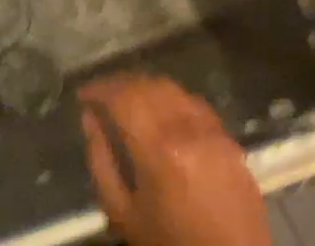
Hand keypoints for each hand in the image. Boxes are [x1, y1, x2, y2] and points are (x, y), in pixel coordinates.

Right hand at [78, 75, 271, 245]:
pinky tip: (161, 114)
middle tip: (100, 97)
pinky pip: (195, 105)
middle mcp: (189, 132)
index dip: (98, 89)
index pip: (122, 97)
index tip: (82, 96)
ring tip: (128, 101)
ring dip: (144, 87)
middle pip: (146, 86)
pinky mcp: (232, 143)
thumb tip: (90, 119)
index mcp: (159, 150)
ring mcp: (215, 135)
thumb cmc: (170, 242)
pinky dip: (172, 99)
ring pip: (173, 89)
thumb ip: (100, 161)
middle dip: (118, 84)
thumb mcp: (121, 212)